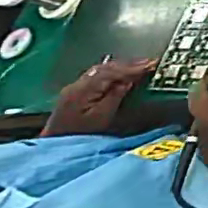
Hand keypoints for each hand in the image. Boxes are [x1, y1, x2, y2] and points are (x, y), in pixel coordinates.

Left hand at [41, 57, 155, 135]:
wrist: (56, 144)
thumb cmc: (81, 135)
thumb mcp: (101, 118)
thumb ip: (114, 97)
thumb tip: (128, 81)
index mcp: (84, 89)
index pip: (112, 72)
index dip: (133, 68)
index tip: (152, 64)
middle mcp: (78, 84)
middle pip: (106, 67)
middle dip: (129, 64)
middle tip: (150, 62)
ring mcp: (75, 86)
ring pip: (101, 69)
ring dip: (122, 66)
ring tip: (141, 65)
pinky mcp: (77, 91)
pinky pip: (98, 75)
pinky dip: (113, 71)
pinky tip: (122, 72)